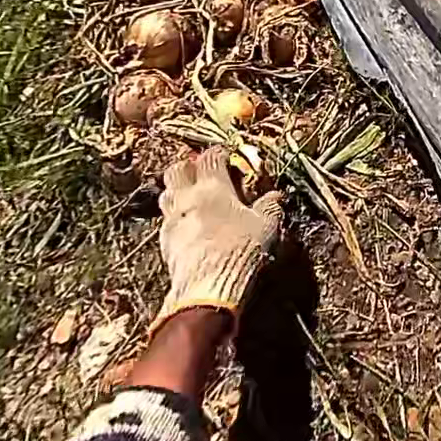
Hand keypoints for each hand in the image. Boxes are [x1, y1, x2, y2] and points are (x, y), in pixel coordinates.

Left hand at [153, 146, 284, 333]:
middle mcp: (187, 198)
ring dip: (178, 190)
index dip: (218, 153)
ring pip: (167, 193)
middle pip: (177, 170)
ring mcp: (172, 221)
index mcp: (213, 187)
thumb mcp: (266, 224)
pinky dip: (177, 215)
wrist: (208, 288)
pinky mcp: (165, 242)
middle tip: (204, 171)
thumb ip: (269, 205)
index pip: (209, 158)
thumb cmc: (242, 248)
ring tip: (195, 195)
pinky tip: (192, 224)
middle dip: (189, 166)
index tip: (228, 155)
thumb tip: (275, 195)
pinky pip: (168, 219)